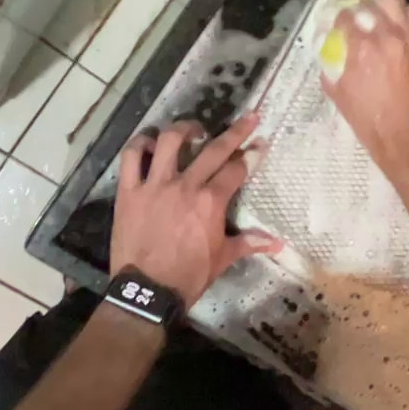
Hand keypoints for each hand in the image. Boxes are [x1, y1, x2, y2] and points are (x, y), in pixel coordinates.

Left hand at [110, 114, 282, 306]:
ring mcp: (154, 185)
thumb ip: (248, 243)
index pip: (236, 170)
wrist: (147, 291)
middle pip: (213, 149)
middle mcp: (185, 185)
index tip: (260, 143)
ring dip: (184, 129)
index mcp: (210, 202)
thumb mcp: (222, 258)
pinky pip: (132, 157)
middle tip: (248, 119)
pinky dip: (140, 144)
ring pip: (169, 141)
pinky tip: (149, 142)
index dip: (251, 155)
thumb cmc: (189, 275)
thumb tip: (278, 243)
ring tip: (194, 129)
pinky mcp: (130, 191)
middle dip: (235, 132)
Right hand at [322, 0, 408, 176]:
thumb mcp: (338, 92)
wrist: (401, 133)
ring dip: (386, 4)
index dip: (339, 17)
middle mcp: (386, 36)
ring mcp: (407, 39)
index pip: (347, 16)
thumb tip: (328, 52)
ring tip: (380, 13)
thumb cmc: (366, 117)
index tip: (338, 23)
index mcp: (362, 47)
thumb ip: (330, 66)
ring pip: (398, 2)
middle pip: (373, 1)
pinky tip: (396, 27)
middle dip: (361, 4)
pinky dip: (403, 17)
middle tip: (358, 14)